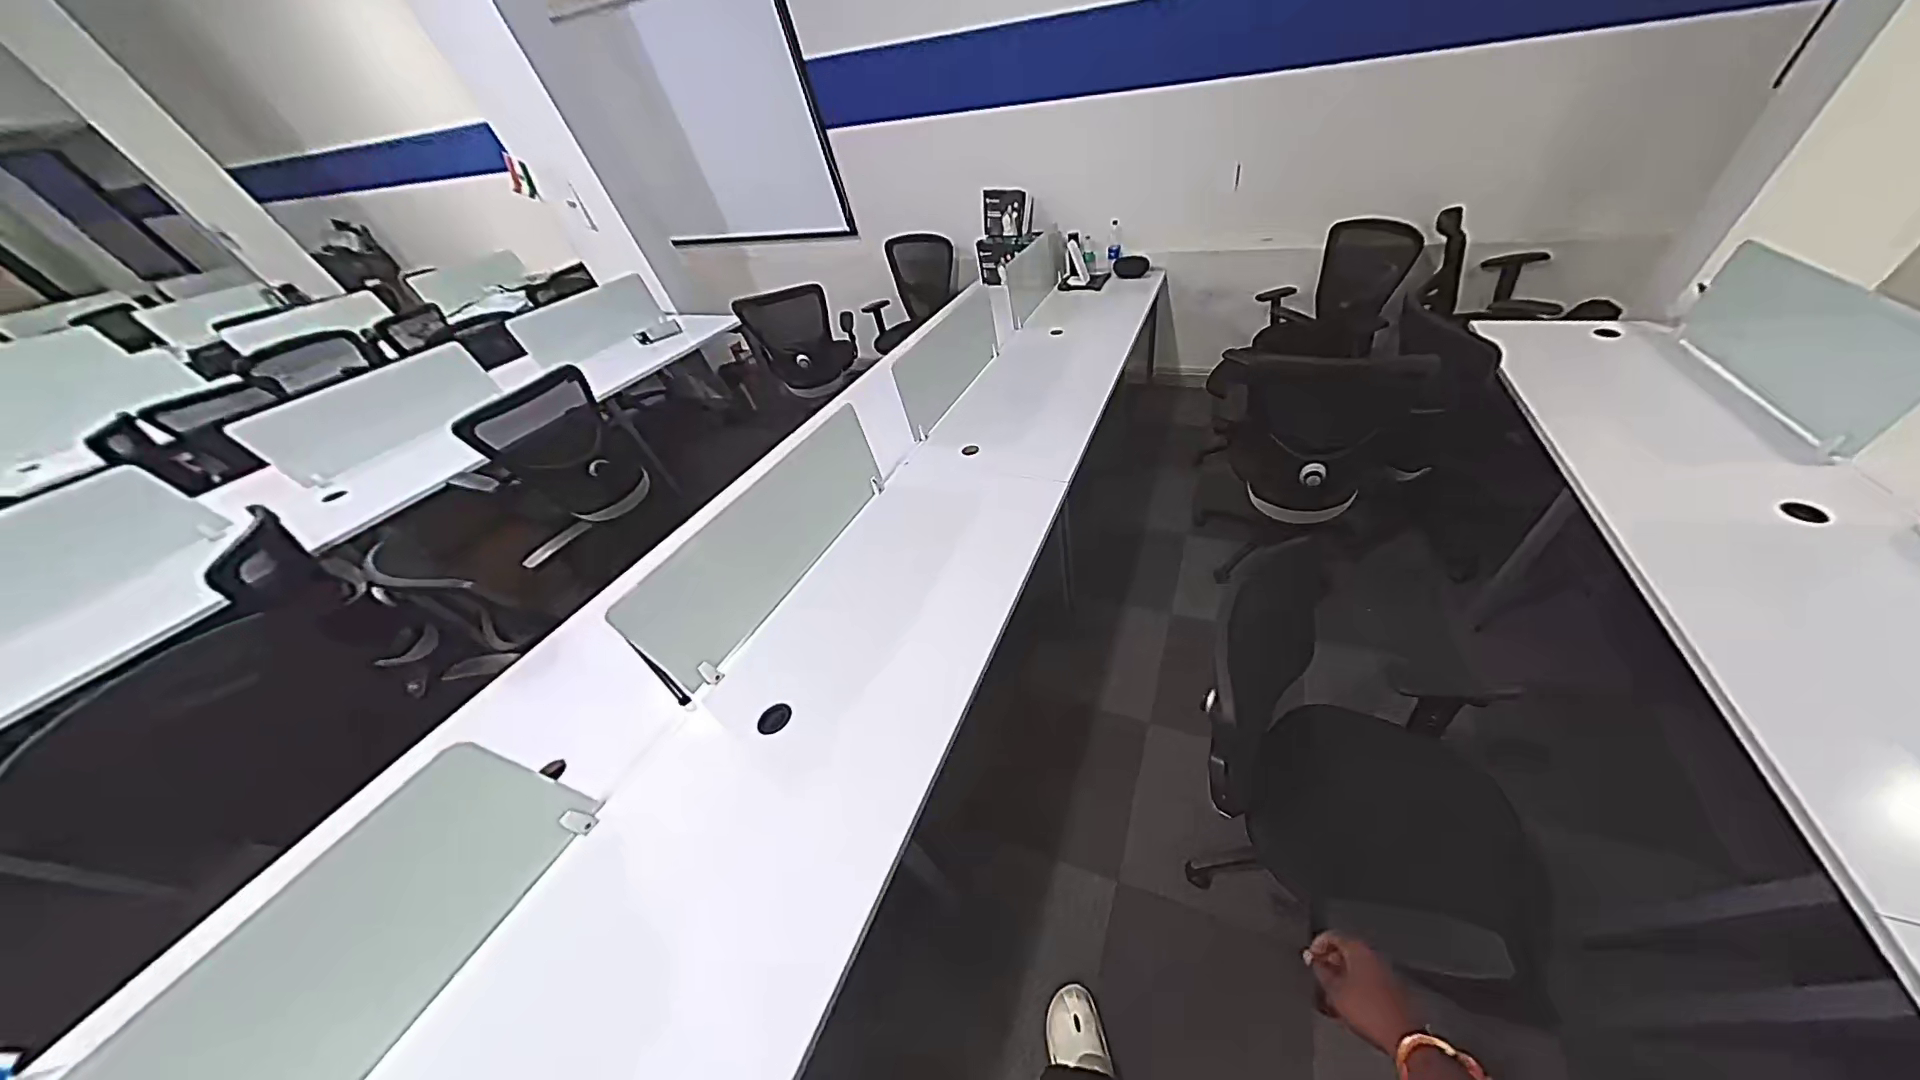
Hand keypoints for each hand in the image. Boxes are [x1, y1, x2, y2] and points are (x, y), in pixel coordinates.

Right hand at [1304, 931, 1419, 1054]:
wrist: (1404, 1036)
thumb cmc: (1366, 1008)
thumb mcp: (1334, 990)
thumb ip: (1320, 970)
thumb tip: (1312, 958)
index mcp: (1358, 948)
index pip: (1331, 935)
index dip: (1317, 945)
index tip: (1310, 958)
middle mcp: (1374, 954)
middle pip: (1346, 949)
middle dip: (1330, 960)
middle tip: (1320, 974)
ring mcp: (1387, 970)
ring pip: (1358, 965)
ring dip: (1343, 973)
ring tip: (1333, 989)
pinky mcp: (1395, 987)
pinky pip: (1370, 977)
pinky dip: (1357, 982)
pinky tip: (1351, 998)